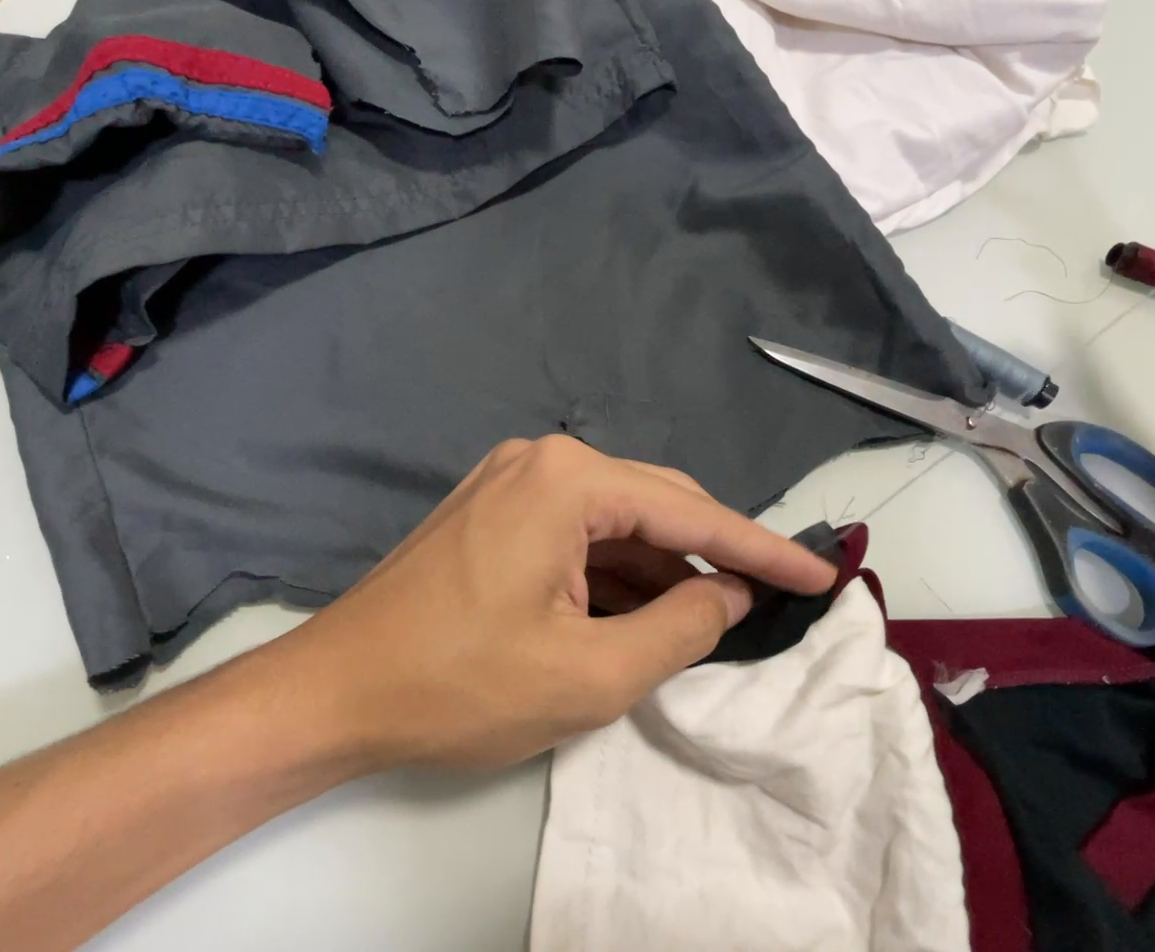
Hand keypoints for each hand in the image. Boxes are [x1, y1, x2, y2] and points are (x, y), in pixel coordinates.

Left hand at [268, 435, 835, 770]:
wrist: (333, 692)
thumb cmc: (459, 685)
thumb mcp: (589, 673)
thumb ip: (680, 628)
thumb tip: (727, 593)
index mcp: (566, 480)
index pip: (690, 511)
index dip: (761, 549)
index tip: (821, 573)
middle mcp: (538, 461)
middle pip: (653, 505)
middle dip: (711, 555)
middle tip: (770, 599)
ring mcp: (508, 484)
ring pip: (613, 525)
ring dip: (659, 572)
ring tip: (709, 620)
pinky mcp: (490, 514)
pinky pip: (574, 536)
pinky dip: (613, 576)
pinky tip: (641, 614)